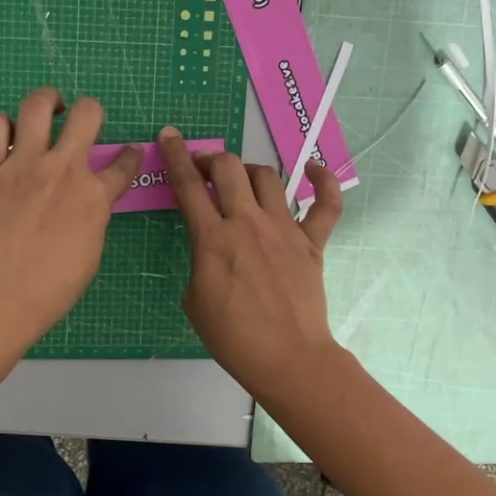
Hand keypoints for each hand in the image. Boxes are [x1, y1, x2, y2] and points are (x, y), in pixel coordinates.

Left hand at [0, 88, 142, 340]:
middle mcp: (64, 171)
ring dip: (46, 100)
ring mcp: (25, 165)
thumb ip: (90, 222)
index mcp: (95, 198)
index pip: (123, 167)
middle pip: (87, 116)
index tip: (129, 152)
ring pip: (38, 106)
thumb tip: (85, 210)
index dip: (130, 157)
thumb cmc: (48, 291)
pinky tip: (3, 132)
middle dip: (89, 110)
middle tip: (81, 120)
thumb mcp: (89, 257)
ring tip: (46, 108)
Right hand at [159, 128, 345, 399]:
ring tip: (241, 180)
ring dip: (249, 170)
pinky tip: (314, 170)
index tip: (169, 136)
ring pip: (267, 177)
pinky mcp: (312, 243)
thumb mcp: (194, 301)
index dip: (175, 157)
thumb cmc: (233, 337)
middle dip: (211, 159)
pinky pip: (325, 204)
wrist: (287, 358)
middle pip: (228, 169)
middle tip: (203, 168)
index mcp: (213, 239)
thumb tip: (213, 254)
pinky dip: (323, 181)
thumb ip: (200, 265)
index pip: (188, 186)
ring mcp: (284, 229)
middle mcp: (248, 223)